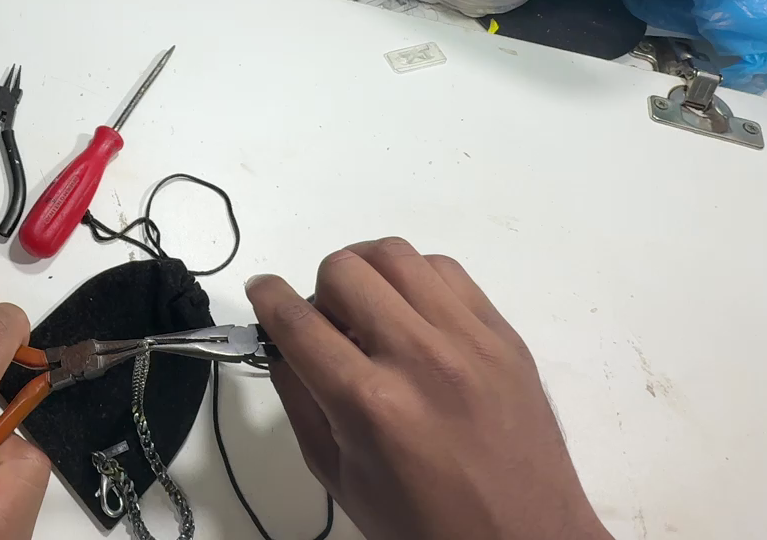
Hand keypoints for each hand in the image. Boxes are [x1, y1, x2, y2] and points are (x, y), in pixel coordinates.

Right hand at [247, 238, 611, 539]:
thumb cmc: (420, 525)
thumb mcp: (335, 474)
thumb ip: (297, 397)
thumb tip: (281, 337)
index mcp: (369, 404)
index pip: (295, 318)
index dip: (266, 295)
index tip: (262, 292)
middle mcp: (419, 359)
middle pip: (342, 270)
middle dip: (320, 291)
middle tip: (333, 326)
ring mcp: (469, 342)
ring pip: (392, 254)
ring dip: (366, 274)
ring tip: (372, 309)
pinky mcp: (504, 336)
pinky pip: (444, 268)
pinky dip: (415, 279)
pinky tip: (415, 314)